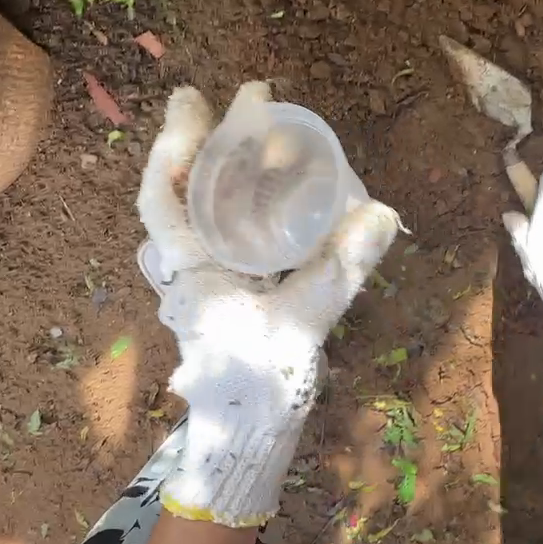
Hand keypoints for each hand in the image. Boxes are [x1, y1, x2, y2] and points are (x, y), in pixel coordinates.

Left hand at [138, 82, 399, 527]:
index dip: (174, 145)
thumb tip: (381, 214)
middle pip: (178, 197)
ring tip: (244, 142)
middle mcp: (184, 272)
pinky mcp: (221, 299)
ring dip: (212, 177)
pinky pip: (217, 241)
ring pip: (194, 219)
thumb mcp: (300, 323)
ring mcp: (199, 286)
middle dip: (198, 146)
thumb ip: (337, 272)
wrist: (247, 442)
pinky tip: (261, 202)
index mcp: (187, 270)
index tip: (197, 101)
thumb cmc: (259, 384)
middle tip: (231, 105)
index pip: (161, 196)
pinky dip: (233, 211)